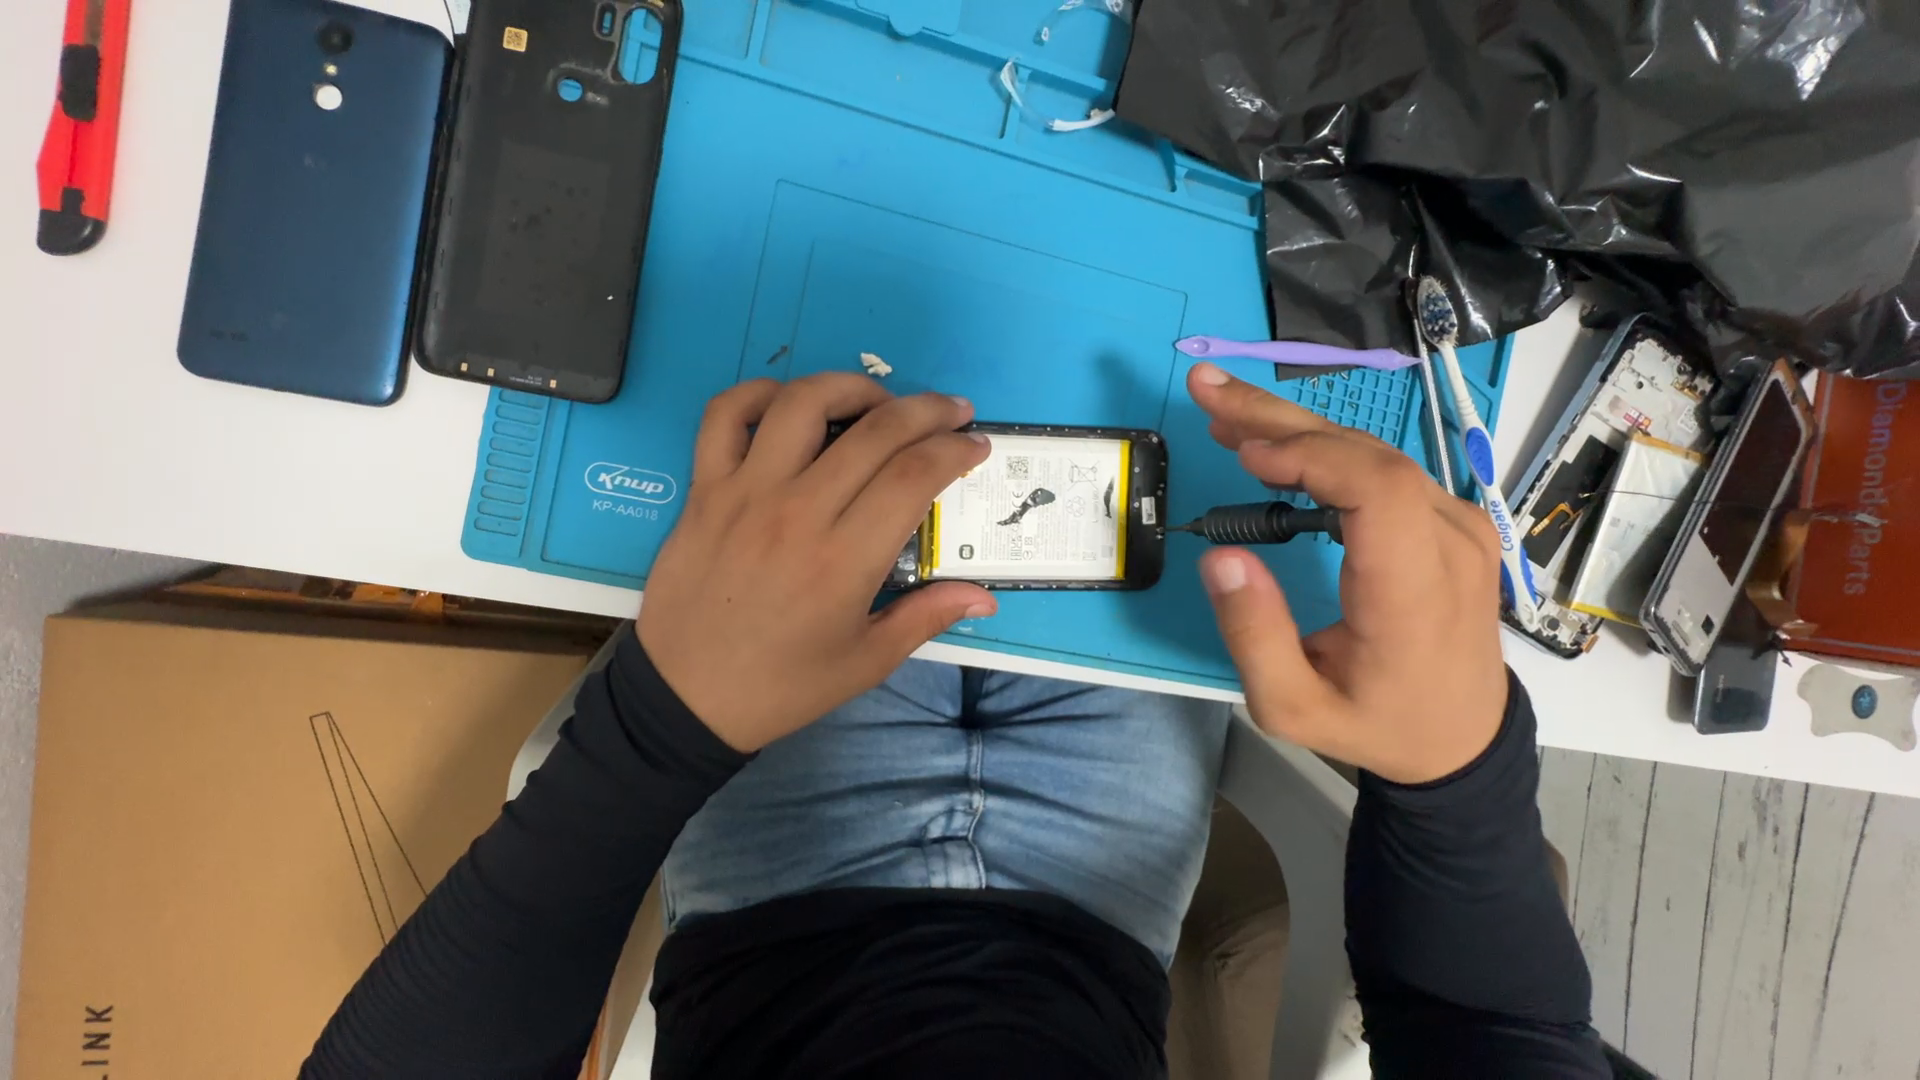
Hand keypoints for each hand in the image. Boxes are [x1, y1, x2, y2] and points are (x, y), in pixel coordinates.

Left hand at [639, 375, 996, 752]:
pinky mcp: (704, 489)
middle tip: (951, 412)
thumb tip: (985, 596)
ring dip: (853, 387)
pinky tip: (792, 406)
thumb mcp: (866, 662)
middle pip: (876, 431)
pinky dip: (761, 393)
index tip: (975, 446)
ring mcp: (745, 493)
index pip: (914, 475)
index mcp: (845, 560)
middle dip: (928, 411)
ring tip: (879, 401)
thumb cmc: (783, 684)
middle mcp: (799, 512)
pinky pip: (726, 416)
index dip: (955, 450)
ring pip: (803, 404)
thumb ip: (927, 618)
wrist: (686, 697)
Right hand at [1186, 361, 1508, 783]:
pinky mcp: (1446, 522)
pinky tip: (1272, 447)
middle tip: (1208, 392)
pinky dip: (1320, 451)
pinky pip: (1380, 469)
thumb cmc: (1373, 722)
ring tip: (1224, 412)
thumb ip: (1253, 636)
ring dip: (1292, 428)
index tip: (1244, 454)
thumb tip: (1218, 556)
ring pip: (1371, 452)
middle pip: (1367, 454)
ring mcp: (1457, 526)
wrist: (1461, 738)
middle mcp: (1448, 542)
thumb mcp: (1293, 705)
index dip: (1309, 457)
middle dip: (1279, 418)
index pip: (1376, 489)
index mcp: (1414, 589)